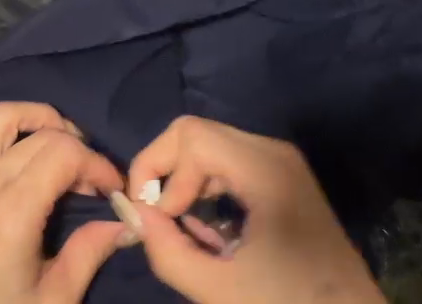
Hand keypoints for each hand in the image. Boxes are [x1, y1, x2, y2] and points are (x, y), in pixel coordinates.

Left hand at [0, 59, 131, 303]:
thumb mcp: (53, 301)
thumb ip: (88, 252)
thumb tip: (127, 222)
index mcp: (15, 210)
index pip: (65, 155)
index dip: (97, 164)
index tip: (113, 188)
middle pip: (41, 136)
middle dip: (76, 148)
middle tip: (91, 180)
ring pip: (1, 119)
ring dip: (34, 119)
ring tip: (55, 137)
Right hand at [126, 117, 385, 303]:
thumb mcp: (222, 291)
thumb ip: (169, 252)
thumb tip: (136, 215)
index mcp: (264, 169)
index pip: (190, 136)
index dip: (158, 170)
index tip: (154, 219)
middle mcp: (273, 152)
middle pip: (198, 133)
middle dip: (167, 171)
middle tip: (157, 218)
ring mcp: (282, 163)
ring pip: (212, 146)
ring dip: (185, 180)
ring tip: (177, 226)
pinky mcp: (284, 179)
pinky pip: (231, 163)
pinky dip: (207, 185)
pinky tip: (203, 226)